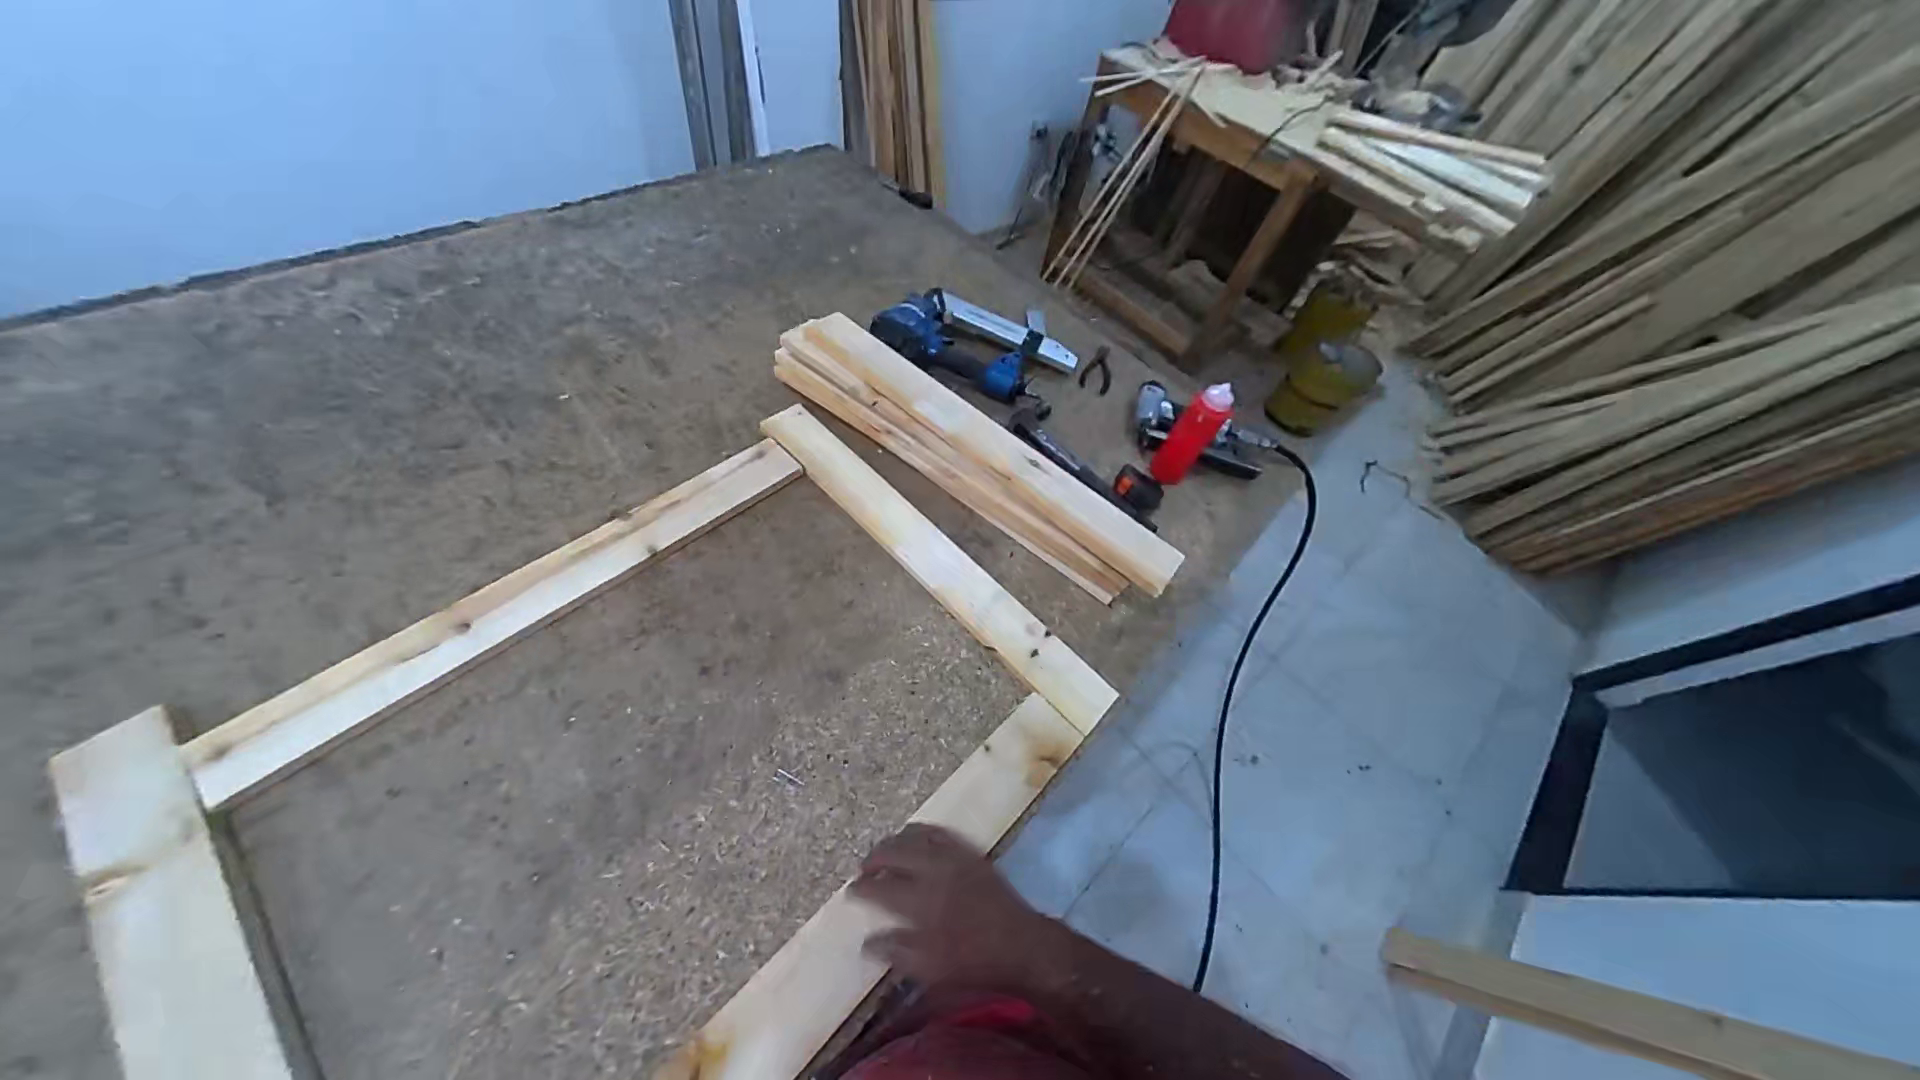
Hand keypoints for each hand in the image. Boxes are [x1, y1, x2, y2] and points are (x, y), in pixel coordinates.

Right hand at [849, 824, 1066, 990]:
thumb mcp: (931, 968)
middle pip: (894, 851)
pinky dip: (921, 831)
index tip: (850, 892)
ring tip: (885, 853)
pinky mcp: (969, 850)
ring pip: (915, 835)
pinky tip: (915, 839)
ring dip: (894, 841)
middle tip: (863, 870)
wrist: (1022, 944)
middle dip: (873, 858)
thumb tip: (867, 942)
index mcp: (921, 900)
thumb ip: (897, 952)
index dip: (861, 889)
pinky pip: (939, 830)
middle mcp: (934, 869)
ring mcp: (954, 855)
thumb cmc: (974, 962)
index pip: (880, 887)